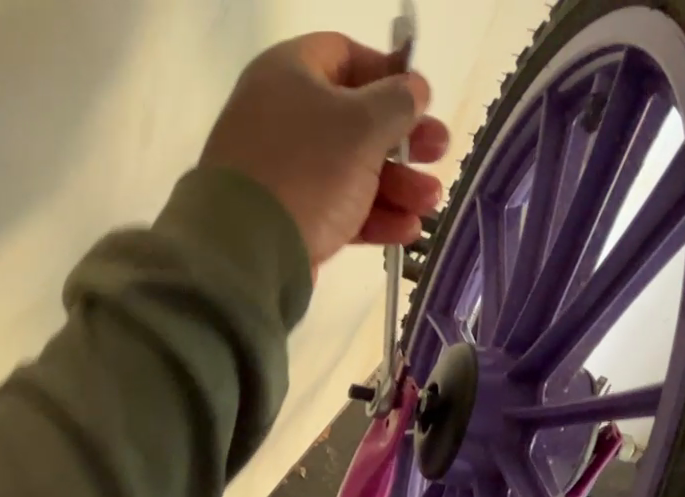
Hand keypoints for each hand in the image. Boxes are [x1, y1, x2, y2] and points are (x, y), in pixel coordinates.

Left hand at [201, 32, 450, 269]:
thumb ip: (398, 101)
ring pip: (350, 170)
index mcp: (288, 75)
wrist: (245, 253)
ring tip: (430, 203)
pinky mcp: (286, 218)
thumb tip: (412, 90)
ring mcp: (281, 172)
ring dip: (397, 185)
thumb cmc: (307, 171)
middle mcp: (280, 118)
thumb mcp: (363, 125)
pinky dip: (371, 216)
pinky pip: (336, 208)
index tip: (421, 99)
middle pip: (355, 120)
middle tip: (439, 153)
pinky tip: (405, 231)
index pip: (345, 55)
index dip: (388, 74)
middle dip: (403, 141)